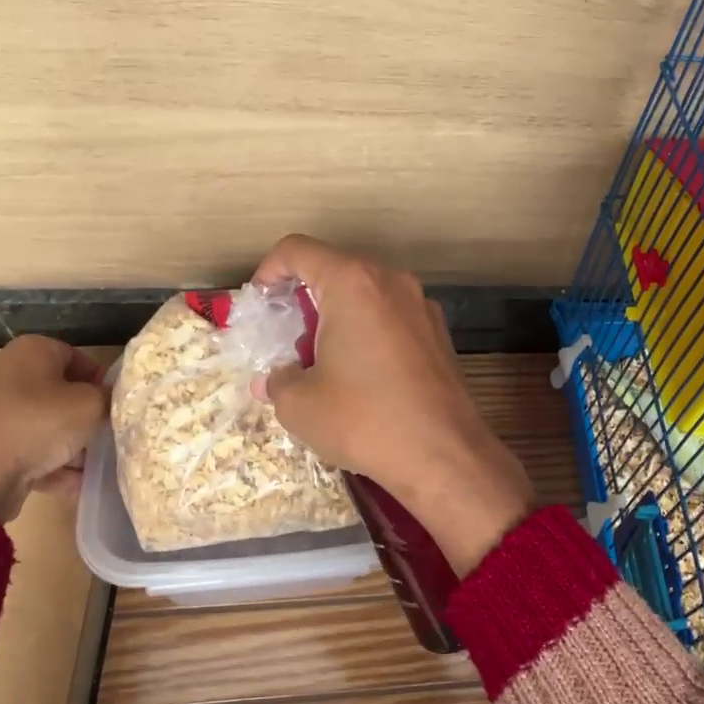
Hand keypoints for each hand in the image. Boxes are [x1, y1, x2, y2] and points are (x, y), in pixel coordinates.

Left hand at [0, 335, 108, 521]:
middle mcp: (3, 373)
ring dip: (67, 444)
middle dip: (82, 417)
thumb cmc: (36, 426)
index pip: (77, 357)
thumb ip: (106, 397)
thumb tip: (103, 400)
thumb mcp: (90, 406)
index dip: (100, 381)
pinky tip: (69, 484)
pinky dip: (44, 462)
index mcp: (29, 351)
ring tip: (88, 468)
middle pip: (58, 392)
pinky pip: (22, 446)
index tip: (111, 407)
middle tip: (100, 437)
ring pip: (41, 423)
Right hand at [254, 235, 534, 574]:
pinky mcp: (438, 330)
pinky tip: (360, 374)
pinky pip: (390, 315)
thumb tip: (275, 378)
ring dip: (336, 316)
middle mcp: (391, 280)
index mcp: (353, 282)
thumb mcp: (300, 404)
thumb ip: (277, 379)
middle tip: (286, 341)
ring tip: (320, 362)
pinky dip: (367, 330)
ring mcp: (420, 303)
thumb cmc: (365, 419)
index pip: (297, 250)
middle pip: (334, 268)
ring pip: (365, 292)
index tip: (259, 308)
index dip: (268, 272)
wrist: (443, 453)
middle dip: (303, 298)